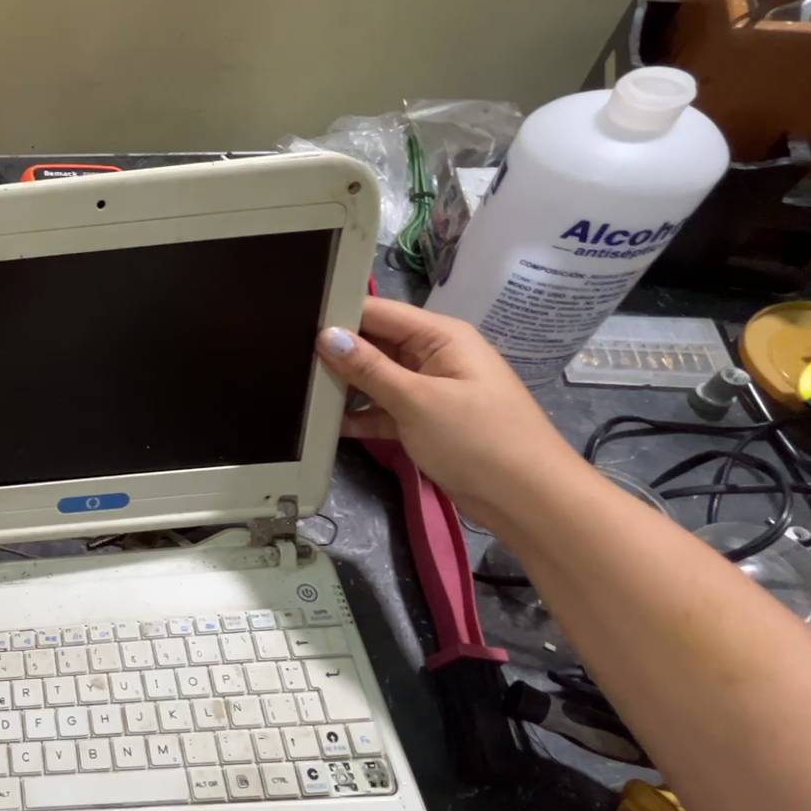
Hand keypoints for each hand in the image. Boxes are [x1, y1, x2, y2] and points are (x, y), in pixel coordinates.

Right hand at [315, 297, 585, 530]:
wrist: (525, 498)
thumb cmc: (478, 440)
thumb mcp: (417, 401)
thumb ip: (369, 368)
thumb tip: (326, 336)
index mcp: (440, 337)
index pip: (379, 312)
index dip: (338, 314)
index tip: (292, 322)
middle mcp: (432, 355)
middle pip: (373, 343)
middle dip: (334, 351)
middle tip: (284, 358)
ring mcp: (426, 389)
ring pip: (373, 377)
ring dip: (341, 385)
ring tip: (295, 388)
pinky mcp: (420, 419)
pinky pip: (379, 408)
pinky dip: (355, 415)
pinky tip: (322, 424)